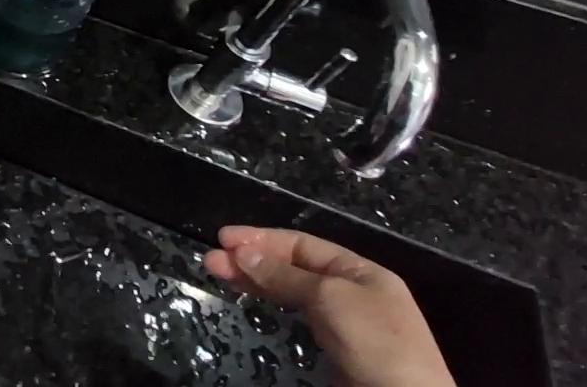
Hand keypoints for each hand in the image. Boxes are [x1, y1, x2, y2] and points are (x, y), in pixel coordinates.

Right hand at [205, 226, 454, 386]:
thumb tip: (240, 252)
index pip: (302, 244)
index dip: (261, 239)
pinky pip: (296, 313)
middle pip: (292, 266)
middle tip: (211, 260)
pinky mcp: (335, 347)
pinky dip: (270, 302)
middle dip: (250, 259)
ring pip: (290, 289)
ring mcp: (344, 321)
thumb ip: (283, 274)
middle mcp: (352, 291)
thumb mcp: (329, 299)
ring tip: (217, 274)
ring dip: (253, 279)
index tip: (223, 239)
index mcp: (361, 273)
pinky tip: (251, 297)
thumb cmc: (375, 343)